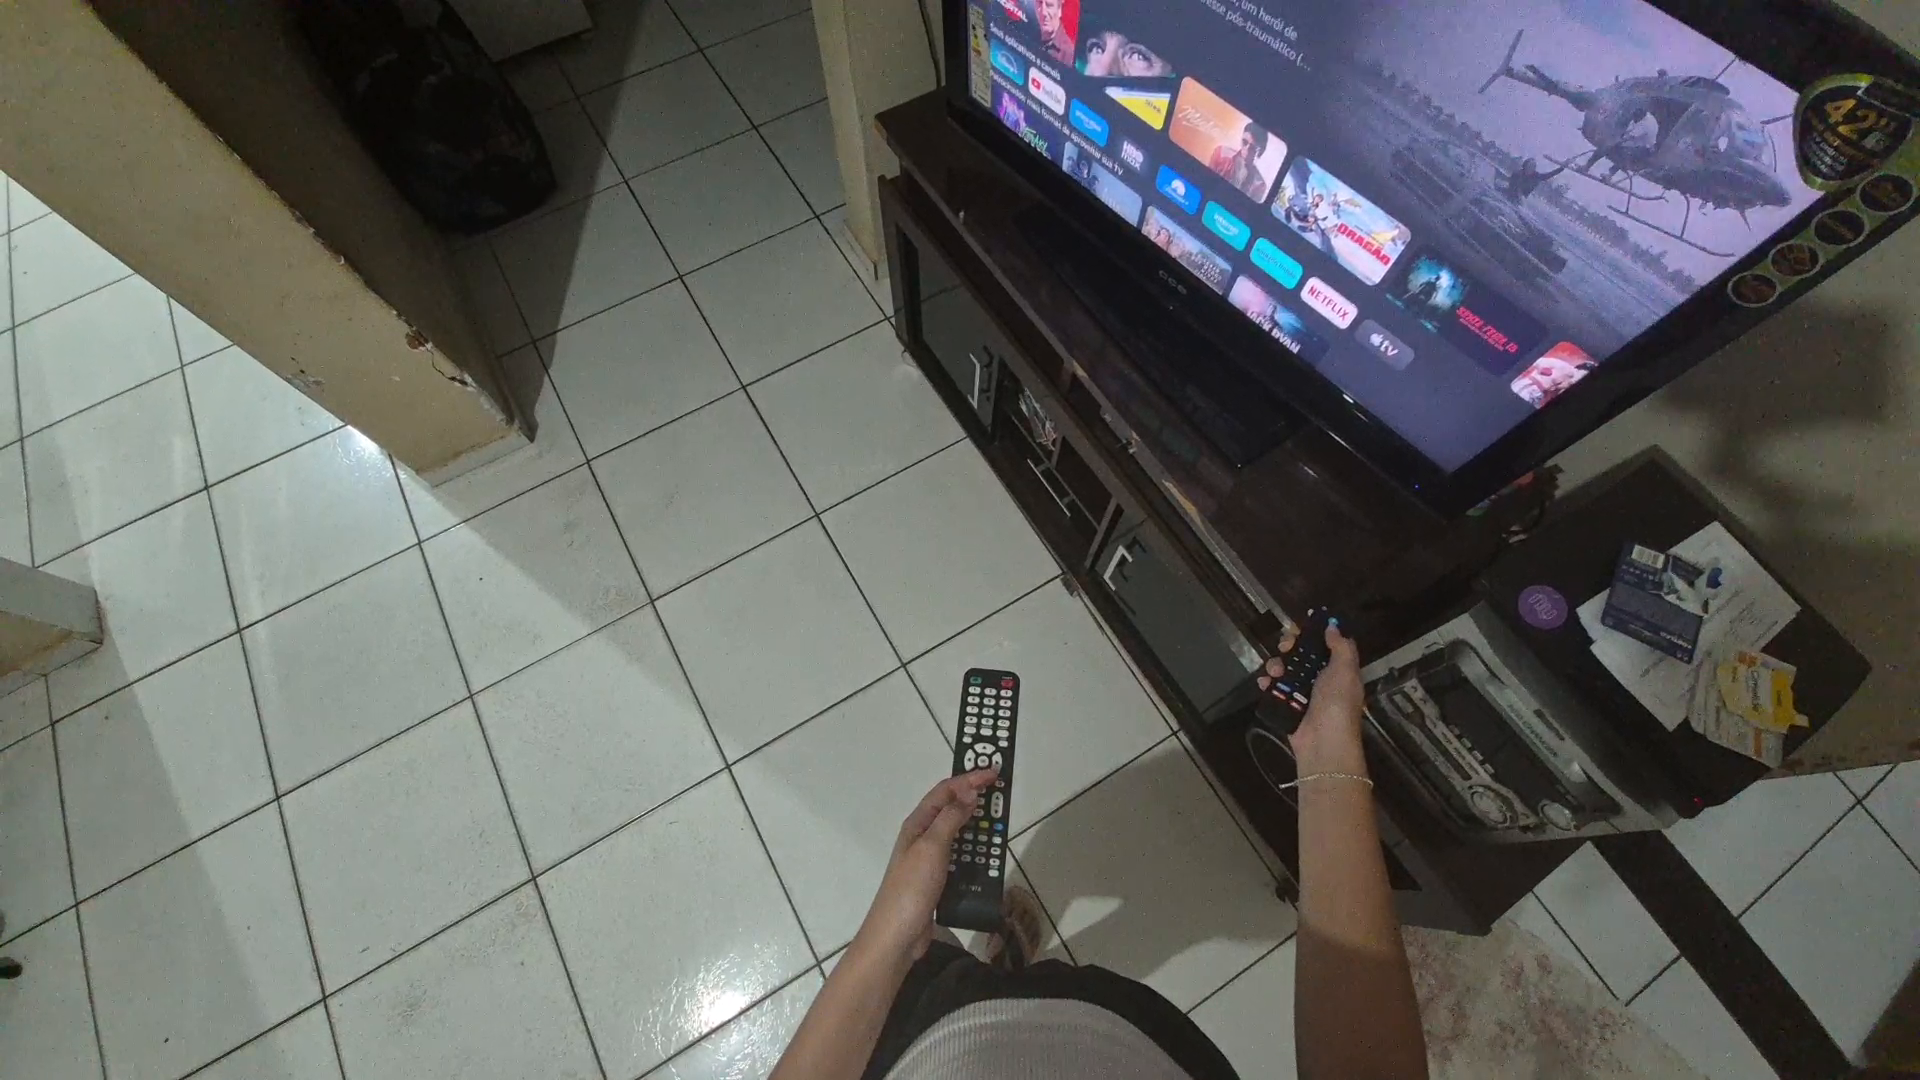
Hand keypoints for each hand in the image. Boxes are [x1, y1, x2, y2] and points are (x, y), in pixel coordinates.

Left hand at [856, 769, 997, 962]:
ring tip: (999, 821)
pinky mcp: (938, 879)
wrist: (897, 937)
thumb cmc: (912, 887)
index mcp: (917, 823)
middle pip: (951, 808)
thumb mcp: (932, 848)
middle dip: (974, 797)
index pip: (945, 791)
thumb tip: (969, 791)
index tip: (993, 773)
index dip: (968, 779)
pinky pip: (960, 857)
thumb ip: (951, 818)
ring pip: (958, 833)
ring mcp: (930, 859)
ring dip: (977, 825)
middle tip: (1000, 792)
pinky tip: (989, 855)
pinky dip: (975, 851)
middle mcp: (923, 836)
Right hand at [1259, 623, 1366, 774]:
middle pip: (1301, 654)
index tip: (1301, 626)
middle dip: (1290, 647)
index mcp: (1338, 670)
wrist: (1323, 740)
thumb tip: (1333, 626)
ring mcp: (1302, 692)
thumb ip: (1340, 647)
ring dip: (1276, 664)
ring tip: (1275, 671)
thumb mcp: (1345, 670)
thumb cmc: (1337, 702)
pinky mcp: (1286, 704)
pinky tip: (1265, 683)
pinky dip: (1268, 683)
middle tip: (1286, 647)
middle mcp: (1320, 679)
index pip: (1323, 645)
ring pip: (1284, 668)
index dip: (1312, 634)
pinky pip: (1274, 687)